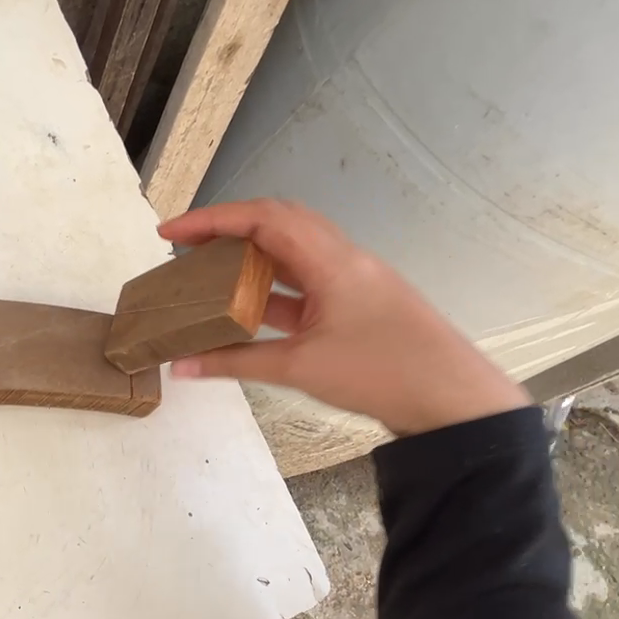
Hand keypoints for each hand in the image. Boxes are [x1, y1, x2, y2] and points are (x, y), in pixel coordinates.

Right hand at [159, 200, 529, 436]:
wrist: (449, 399)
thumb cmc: (379, 373)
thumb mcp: (297, 368)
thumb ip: (233, 362)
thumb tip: (179, 367)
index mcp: (333, 262)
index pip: (266, 219)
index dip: (213, 219)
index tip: (169, 231)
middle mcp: (342, 260)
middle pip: (278, 224)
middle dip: (226, 229)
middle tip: (183, 246)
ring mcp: (349, 281)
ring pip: (289, 252)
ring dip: (245, 256)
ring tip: (203, 273)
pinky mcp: (351, 303)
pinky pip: (299, 283)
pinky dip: (264, 287)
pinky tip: (237, 305)